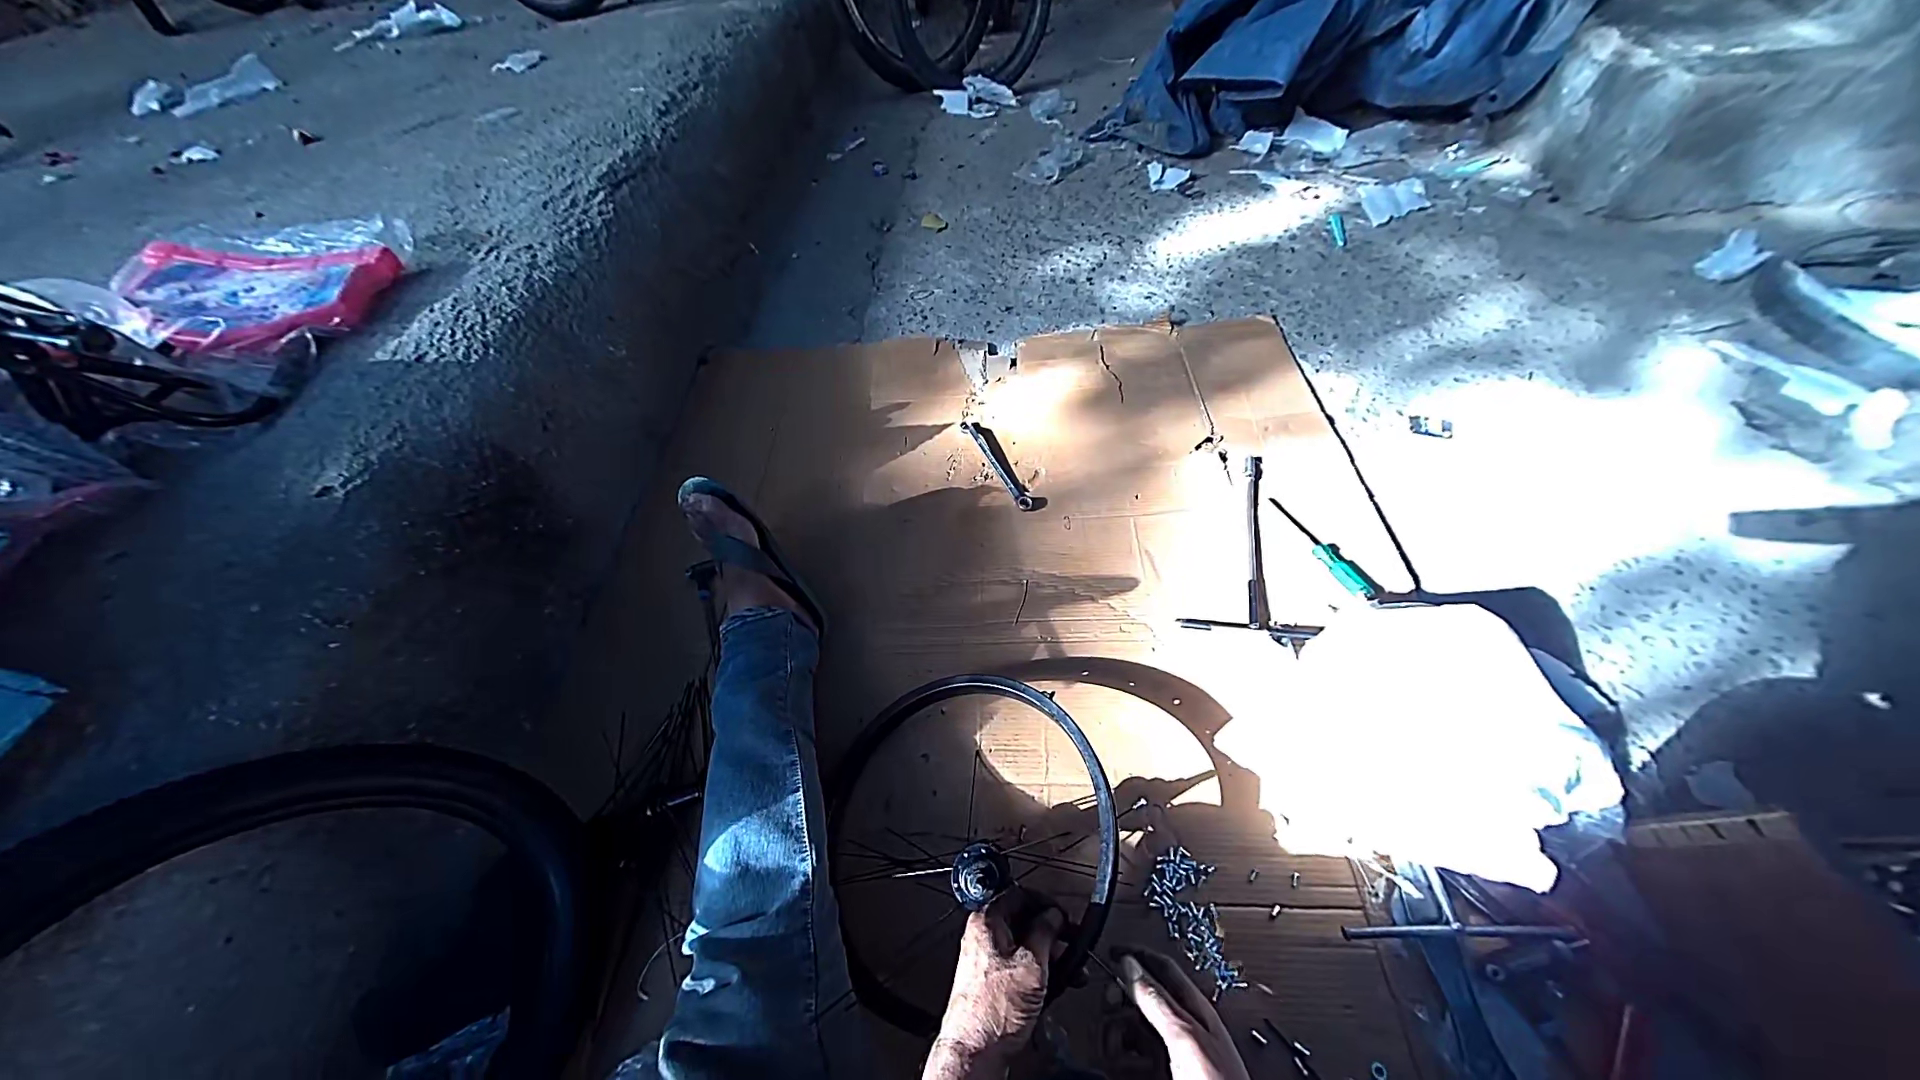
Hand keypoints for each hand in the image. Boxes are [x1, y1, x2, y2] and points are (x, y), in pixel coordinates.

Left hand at [921, 888, 1064, 1079]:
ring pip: (1024, 947)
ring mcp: (986, 960)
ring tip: (1070, 969)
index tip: (1063, 915)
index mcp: (986, 921)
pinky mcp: (991, 983)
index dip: (1046, 903)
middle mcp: (983, 936)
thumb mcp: (1032, 964)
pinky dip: (1038, 972)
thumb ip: (1045, 932)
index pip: (1020, 895)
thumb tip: (1053, 916)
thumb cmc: (992, 1011)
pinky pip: (1019, 967)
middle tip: (1070, 943)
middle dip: (1052, 934)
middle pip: (1023, 922)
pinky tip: (1055, 984)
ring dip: (1050, 956)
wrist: (975, 1052)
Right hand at [1116, 947, 1251, 1079]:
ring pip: (1131, 1028)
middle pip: (1141, 997)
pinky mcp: (1161, 1076)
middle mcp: (1182, 1029)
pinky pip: (1130, 1059)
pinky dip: (1120, 1059)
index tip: (1112, 952)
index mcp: (1194, 1009)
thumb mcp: (1186, 1038)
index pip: (1162, 967)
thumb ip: (1158, 1000)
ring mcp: (1171, 1055)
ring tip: (1116, 1045)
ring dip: (1116, 1032)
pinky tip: (1124, 1068)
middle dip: (1120, 999)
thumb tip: (1131, 964)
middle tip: (1110, 1004)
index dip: (1137, 955)